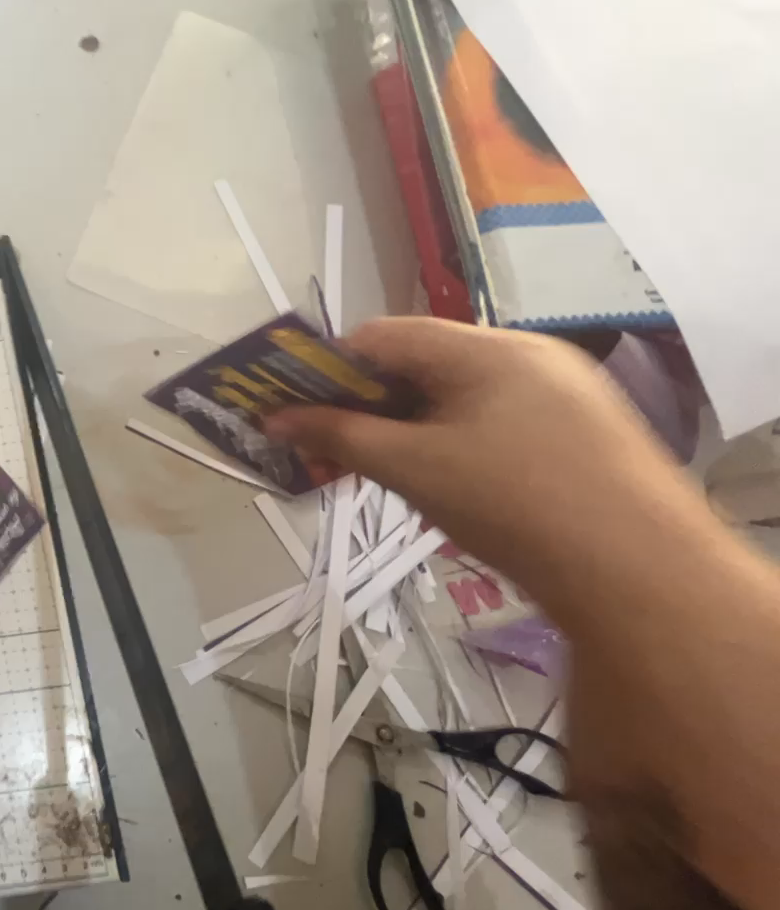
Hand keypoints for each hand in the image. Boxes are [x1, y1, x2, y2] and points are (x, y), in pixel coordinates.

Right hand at [265, 317, 703, 591]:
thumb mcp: (408, 466)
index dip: (325, 368)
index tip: (291, 409)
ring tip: (366, 468)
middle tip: (321, 448)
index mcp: (485, 350)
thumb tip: (272, 419)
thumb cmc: (511, 503)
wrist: (638, 573)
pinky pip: (476, 417)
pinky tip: (422, 477)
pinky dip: (433, 439)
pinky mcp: (563, 427)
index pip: (379, 336)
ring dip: (391, 425)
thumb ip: (335, 435)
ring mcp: (550, 391)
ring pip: (442, 394)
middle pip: (411, 363)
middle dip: (356, 403)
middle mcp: (521, 356)